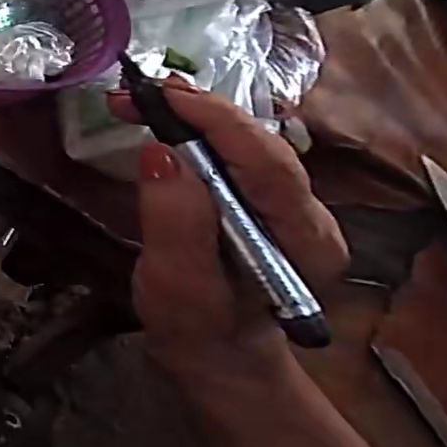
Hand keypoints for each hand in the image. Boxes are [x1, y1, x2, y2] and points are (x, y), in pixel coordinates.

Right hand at [109, 84, 346, 381]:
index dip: (216, 120)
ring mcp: (289, 208)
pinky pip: (236, 155)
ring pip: (251, 144)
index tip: (160, 96)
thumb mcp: (177, 283)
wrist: (218, 354)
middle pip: (262, 144)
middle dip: (201, 110)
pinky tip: (171, 119)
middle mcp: (307, 214)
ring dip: (198, 114)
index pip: (266, 161)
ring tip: (149, 97)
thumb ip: (175, 222)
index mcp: (299, 237)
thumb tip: (160, 153)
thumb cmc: (195, 326)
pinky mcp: (263, 204)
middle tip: (139, 91)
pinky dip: (199, 129)